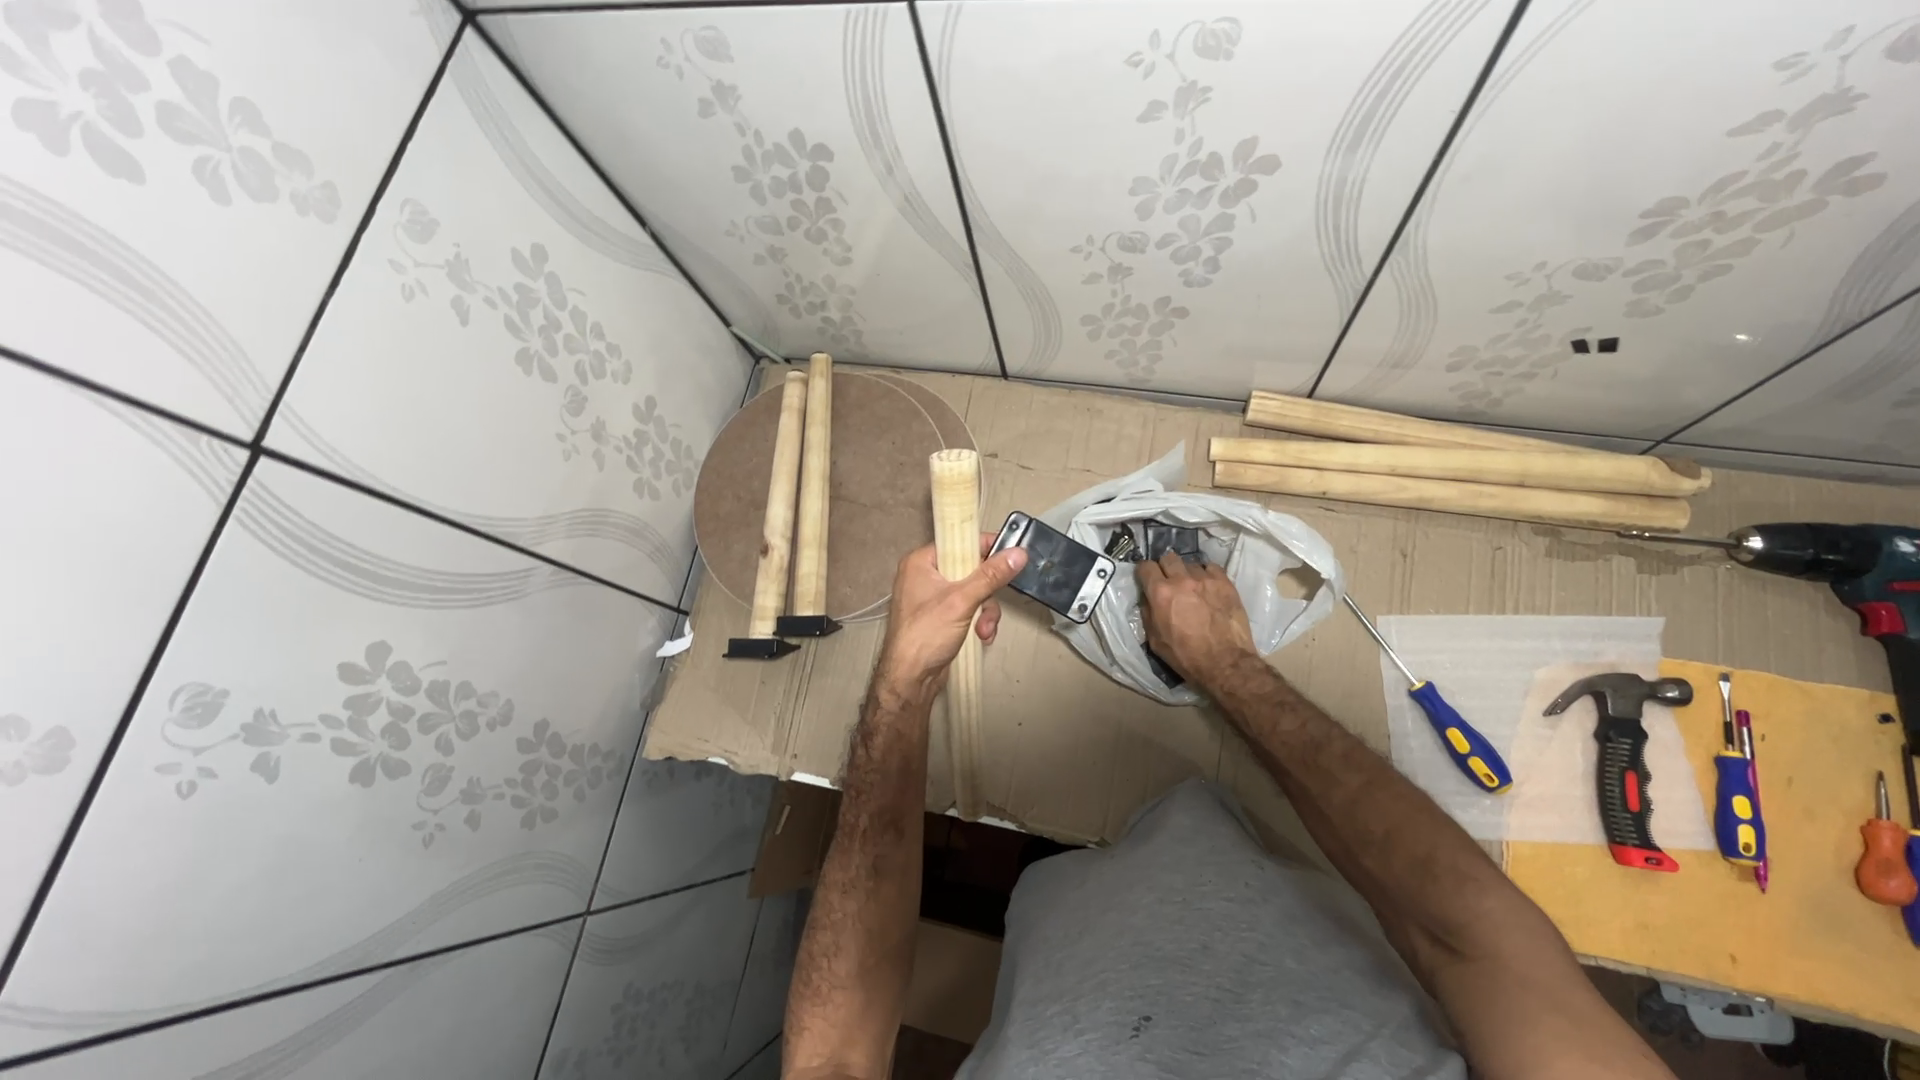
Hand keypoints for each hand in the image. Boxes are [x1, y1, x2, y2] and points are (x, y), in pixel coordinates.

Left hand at [875, 534, 1027, 696]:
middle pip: (971, 570)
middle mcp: (926, 576)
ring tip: (984, 629)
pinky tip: (981, 636)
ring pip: (974, 592)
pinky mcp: (942, 617)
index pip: (960, 542)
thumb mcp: (962, 601)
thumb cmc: (924, 636)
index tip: (1011, 553)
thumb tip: (1017, 554)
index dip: (986, 547)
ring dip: (985, 612)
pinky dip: (978, 621)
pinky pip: (969, 609)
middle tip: (990, 604)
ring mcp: (934, 598)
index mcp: (921, 562)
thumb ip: (991, 575)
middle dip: (987, 593)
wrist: (910, 679)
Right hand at [1137, 552, 1259, 689]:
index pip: (1146, 567)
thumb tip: (1148, 599)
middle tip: (1169, 581)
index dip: (1144, 572)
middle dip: (1165, 568)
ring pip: (1190, 563)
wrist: (1224, 662)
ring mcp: (1205, 579)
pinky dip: (1206, 575)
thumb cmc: (1185, 656)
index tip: (1146, 579)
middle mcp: (1181, 580)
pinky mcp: (1225, 583)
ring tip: (1192, 587)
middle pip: (1168, 558)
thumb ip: (1148, 614)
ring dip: (1187, 573)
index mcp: (1160, 593)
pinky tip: (1208, 587)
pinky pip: (1211, 568)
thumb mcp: (1154, 640)